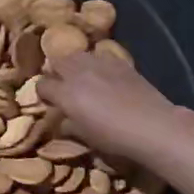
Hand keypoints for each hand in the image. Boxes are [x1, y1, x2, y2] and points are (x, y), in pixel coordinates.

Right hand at [38, 52, 183, 160]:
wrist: (152, 126)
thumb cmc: (114, 138)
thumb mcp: (84, 137)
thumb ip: (67, 124)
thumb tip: (61, 118)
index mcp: (66, 93)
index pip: (42, 85)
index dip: (43, 94)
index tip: (50, 102)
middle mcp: (78, 72)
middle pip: (57, 61)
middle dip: (56, 72)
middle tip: (64, 87)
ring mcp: (100, 63)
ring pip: (77, 55)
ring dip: (75, 65)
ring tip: (83, 78)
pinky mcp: (119, 61)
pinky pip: (100, 56)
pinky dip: (97, 64)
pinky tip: (105, 77)